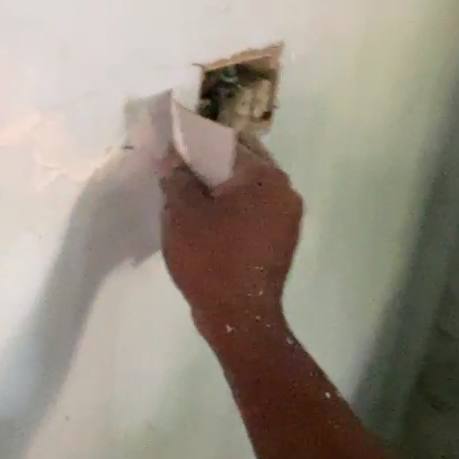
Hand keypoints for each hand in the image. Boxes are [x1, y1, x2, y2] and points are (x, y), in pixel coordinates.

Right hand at [159, 142, 302, 334]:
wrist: (238, 318)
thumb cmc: (211, 259)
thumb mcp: (182, 213)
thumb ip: (176, 177)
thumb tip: (172, 156)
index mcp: (265, 176)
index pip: (227, 141)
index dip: (196, 140)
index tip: (172, 145)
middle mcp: (285, 191)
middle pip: (241, 163)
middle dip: (209, 164)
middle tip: (177, 170)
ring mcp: (287, 218)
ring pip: (247, 189)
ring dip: (219, 188)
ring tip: (187, 195)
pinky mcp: (280, 241)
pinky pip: (252, 212)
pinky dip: (230, 209)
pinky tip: (205, 220)